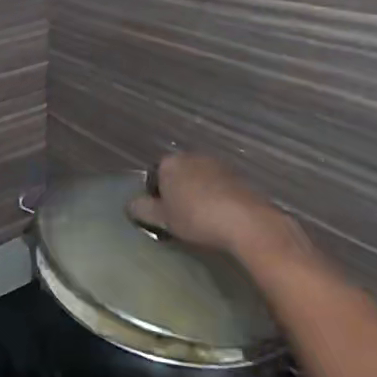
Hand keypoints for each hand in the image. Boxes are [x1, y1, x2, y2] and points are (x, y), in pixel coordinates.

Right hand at [128, 153, 309, 261]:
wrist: (246, 221)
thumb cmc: (196, 217)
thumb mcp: (162, 219)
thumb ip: (142, 210)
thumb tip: (131, 205)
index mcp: (170, 162)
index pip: (154, 176)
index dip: (156, 197)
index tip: (162, 216)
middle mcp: (192, 156)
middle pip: (177, 175)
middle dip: (177, 193)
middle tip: (180, 218)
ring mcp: (217, 164)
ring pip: (199, 179)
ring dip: (197, 194)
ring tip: (202, 219)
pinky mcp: (238, 175)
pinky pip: (218, 186)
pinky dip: (216, 197)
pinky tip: (220, 217)